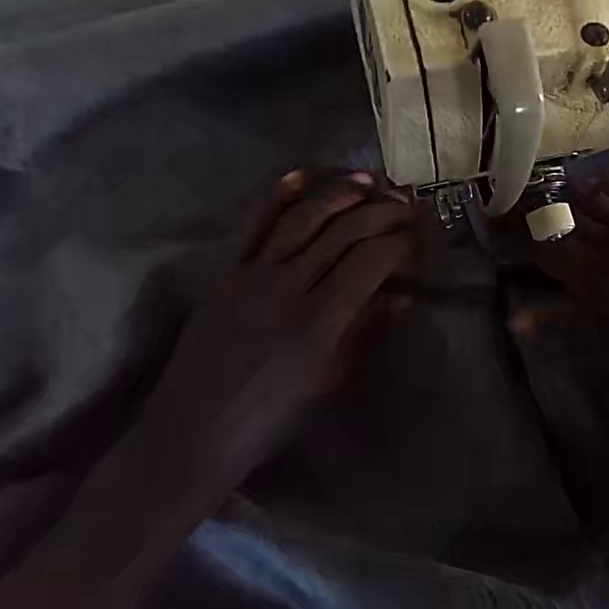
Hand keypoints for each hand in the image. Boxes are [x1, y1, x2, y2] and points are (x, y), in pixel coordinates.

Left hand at [144, 170, 416, 482]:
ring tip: (369, 180)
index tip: (418, 237)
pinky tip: (302, 175)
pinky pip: (254, 225)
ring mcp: (253, 275)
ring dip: (340, 193)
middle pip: (344, 231)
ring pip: (304, 218)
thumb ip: (367, 331)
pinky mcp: (227, 272)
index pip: (371, 260)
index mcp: (319, 322)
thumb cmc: (270, 417)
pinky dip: (278, 195)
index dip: (401, 241)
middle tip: (407, 203)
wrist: (191, 434)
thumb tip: (403, 295)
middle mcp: (288, 287)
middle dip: (382, 211)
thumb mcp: (332, 379)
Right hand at [526, 180, 608, 435]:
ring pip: (595, 201)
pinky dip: (608, 188)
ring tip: (542, 197)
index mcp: (599, 279)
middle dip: (532, 216)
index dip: (514, 242)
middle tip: (509, 214)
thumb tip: (518, 319)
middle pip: (565, 218)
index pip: (543, 249)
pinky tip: (593, 186)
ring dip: (564, 196)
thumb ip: (564, 323)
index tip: (492, 235)